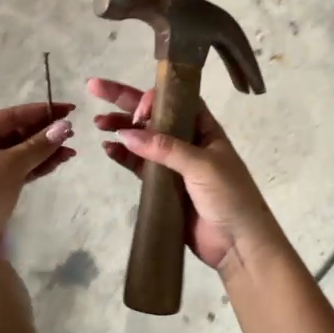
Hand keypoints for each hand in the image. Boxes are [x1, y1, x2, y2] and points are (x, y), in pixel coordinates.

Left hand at [0, 101, 76, 256]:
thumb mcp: (11, 166)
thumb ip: (38, 145)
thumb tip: (64, 126)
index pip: (10, 116)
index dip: (39, 111)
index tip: (68, 109)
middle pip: (14, 133)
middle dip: (44, 132)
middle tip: (72, 132)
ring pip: (18, 153)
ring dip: (44, 151)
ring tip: (71, 150)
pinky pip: (17, 169)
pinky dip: (36, 166)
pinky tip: (57, 163)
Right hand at [88, 77, 282, 273]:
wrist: (238, 243)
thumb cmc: (230, 196)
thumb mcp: (201, 166)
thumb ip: (164, 148)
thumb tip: (125, 133)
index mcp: (204, 129)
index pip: (175, 100)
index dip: (153, 97)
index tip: (138, 111)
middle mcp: (188, 140)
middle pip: (153, 114)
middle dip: (125, 101)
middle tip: (94, 89)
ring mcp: (174, 164)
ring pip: (142, 139)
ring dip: (121, 128)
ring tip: (97, 122)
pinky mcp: (163, 186)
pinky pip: (139, 165)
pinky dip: (123, 156)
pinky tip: (108, 149)